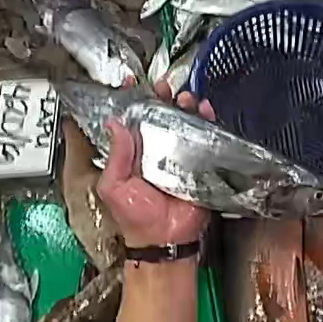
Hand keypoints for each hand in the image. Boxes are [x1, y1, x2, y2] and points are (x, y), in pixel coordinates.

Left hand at [97, 83, 214, 248]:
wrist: (165, 240)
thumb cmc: (136, 216)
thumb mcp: (114, 187)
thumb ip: (115, 156)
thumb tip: (114, 123)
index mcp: (134, 152)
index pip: (132, 119)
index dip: (132, 99)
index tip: (131, 81)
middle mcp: (157, 147)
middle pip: (161, 113)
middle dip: (162, 97)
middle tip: (163, 87)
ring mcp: (180, 152)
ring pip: (184, 120)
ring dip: (185, 105)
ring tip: (185, 98)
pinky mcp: (201, 160)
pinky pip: (206, 135)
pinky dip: (208, 120)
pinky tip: (205, 110)